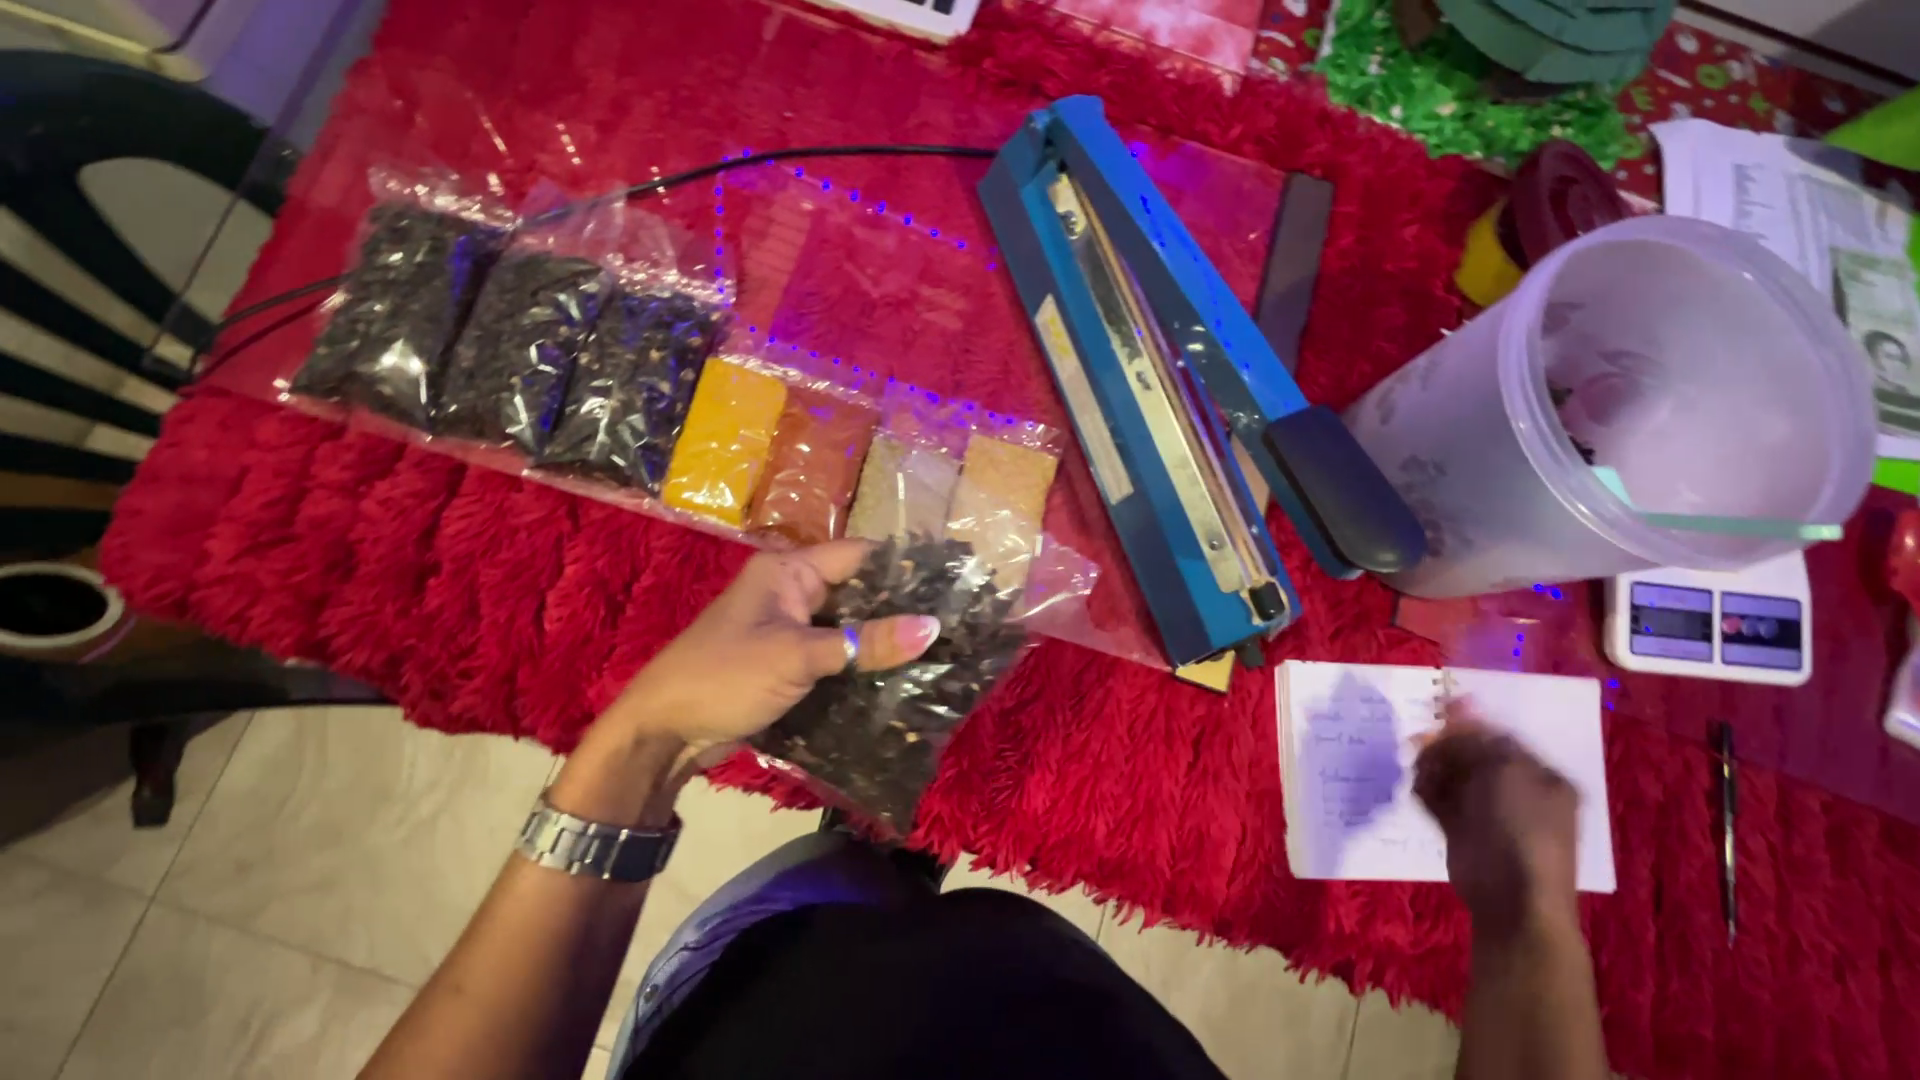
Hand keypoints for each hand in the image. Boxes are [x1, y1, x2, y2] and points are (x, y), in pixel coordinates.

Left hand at [600, 539, 940, 761]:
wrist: (661, 732)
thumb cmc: (725, 677)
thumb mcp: (798, 657)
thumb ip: (866, 642)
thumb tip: (933, 626)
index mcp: (788, 572)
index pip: (858, 556)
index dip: (903, 567)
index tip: (952, 582)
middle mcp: (790, 592)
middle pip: (856, 592)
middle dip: (899, 608)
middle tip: (955, 623)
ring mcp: (787, 629)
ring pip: (847, 627)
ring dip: (883, 640)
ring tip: (940, 651)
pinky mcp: (786, 664)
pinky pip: (834, 655)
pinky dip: (861, 665)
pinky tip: (899, 678)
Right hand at [1414, 701, 1580, 938]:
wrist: (1510, 895)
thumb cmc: (1520, 828)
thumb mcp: (1504, 770)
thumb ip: (1477, 736)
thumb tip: (1458, 699)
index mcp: (1542, 775)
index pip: (1499, 736)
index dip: (1467, 724)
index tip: (1437, 712)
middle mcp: (1516, 790)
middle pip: (1471, 754)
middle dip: (1445, 748)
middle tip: (1419, 745)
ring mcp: (1487, 811)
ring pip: (1451, 775)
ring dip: (1432, 769)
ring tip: (1422, 776)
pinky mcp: (1461, 829)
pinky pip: (1439, 800)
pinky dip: (1426, 793)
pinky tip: (1420, 792)